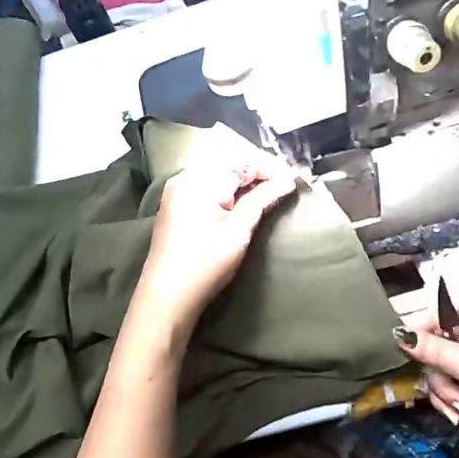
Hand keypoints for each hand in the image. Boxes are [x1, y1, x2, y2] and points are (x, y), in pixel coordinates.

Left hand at [134, 162, 296, 334]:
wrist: (166, 297)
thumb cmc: (205, 263)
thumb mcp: (238, 230)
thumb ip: (262, 199)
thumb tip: (287, 180)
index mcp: (197, 180)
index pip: (239, 160)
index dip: (267, 167)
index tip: (292, 181)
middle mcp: (182, 179)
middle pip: (225, 163)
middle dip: (254, 172)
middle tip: (280, 187)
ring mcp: (175, 194)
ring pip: (214, 174)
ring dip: (240, 181)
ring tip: (264, 195)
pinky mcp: (174, 209)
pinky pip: (203, 187)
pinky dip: (224, 190)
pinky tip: (239, 204)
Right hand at [395, 311, 458, 457]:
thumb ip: (434, 349)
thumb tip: (397, 334)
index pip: (442, 318)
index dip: (423, 333)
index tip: (406, 348)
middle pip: (435, 349)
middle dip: (441, 376)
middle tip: (455, 392)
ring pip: (437, 371)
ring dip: (445, 392)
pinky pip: (444, 388)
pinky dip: (448, 402)